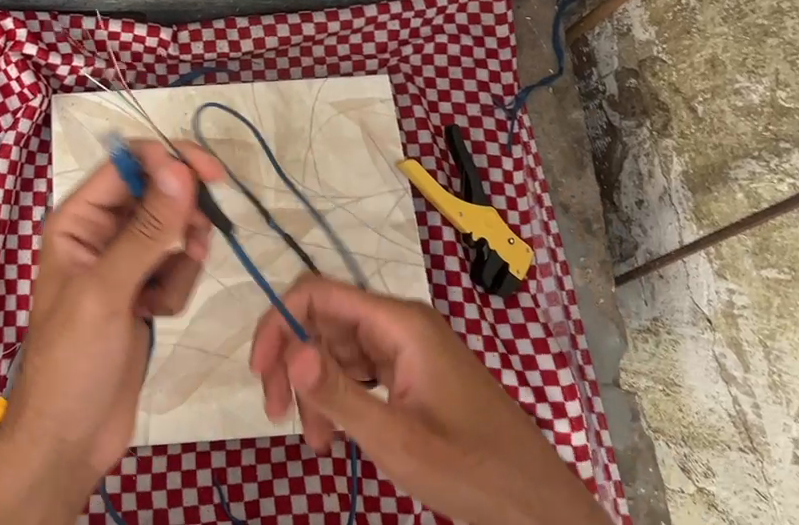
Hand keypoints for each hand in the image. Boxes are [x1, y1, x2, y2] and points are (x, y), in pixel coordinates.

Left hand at [0, 140, 223, 524]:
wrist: (70, 437)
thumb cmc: (73, 359)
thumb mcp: (107, 290)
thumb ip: (147, 230)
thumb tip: (180, 168)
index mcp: (77, 219)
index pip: (129, 165)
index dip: (171, 161)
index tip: (213, 176)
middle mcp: (101, 232)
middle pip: (158, 194)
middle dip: (181, 218)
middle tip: (193, 245)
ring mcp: (124, 263)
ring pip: (174, 231)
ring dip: (180, 260)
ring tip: (161, 297)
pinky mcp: (143, 291)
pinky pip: (177, 266)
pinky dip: (177, 286)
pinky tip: (157, 315)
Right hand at [249, 275, 610, 524]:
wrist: (539, 509)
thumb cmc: (472, 471)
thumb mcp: (397, 438)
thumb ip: (339, 393)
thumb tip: (289, 350)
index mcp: (399, 323)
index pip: (318, 295)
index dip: (280, 322)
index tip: (260, 372)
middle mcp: (400, 325)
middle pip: (324, 323)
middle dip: (295, 363)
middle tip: (278, 414)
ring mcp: (408, 350)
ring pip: (338, 351)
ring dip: (316, 389)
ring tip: (319, 442)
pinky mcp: (413, 376)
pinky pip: (360, 373)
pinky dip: (340, 399)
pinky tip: (337, 435)